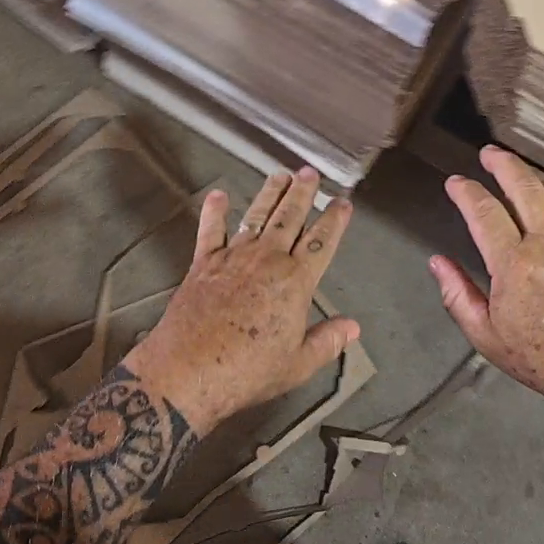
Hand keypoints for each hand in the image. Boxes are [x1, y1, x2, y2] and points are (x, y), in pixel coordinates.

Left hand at [124, 168, 358, 430]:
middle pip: (290, 218)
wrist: (189, 371)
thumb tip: (353, 328)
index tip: (343, 203)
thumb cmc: (248, 370)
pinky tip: (218, 195)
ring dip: (270, 193)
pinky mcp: (204, 263)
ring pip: (257, 216)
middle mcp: (268, 260)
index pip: (321, 242)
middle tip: (310, 173)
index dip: (334, 221)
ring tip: (281, 174)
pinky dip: (215, 212)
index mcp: (296, 282)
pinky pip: (211, 231)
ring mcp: (234, 257)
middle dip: (303, 193)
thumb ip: (327, 341)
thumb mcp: (297, 365)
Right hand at [431, 146, 543, 426]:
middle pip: (523, 186)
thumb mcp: (485, 336)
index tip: (456, 184)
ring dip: (531, 175)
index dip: (466, 191)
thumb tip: (437, 262)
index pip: (484, 211)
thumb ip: (457, 294)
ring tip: (515, 168)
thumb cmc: (543, 358)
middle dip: (502, 163)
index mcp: (514, 266)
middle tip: (489, 154)